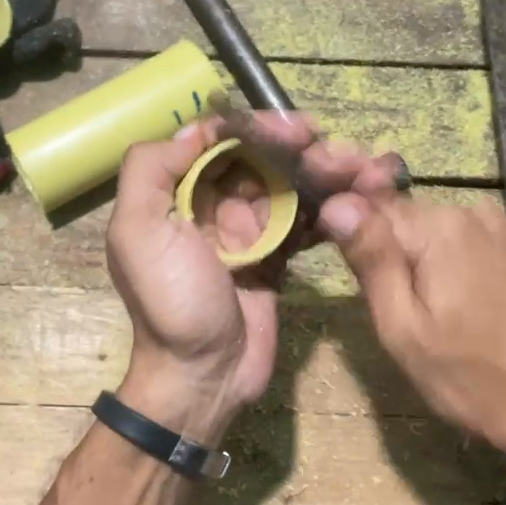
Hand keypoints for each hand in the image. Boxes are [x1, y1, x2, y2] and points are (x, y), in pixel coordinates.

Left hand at [106, 113, 399, 441]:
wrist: (203, 376)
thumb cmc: (171, 303)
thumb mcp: (138, 233)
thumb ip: (151, 170)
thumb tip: (195, 130)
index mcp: (178, 194)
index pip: (220, 141)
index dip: (258, 128)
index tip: (299, 131)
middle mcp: (212, 206)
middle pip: (262, 159)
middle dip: (303, 150)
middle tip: (344, 155)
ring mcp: (247, 233)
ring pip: (289, 187)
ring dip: (327, 174)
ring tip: (367, 173)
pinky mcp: (276, 259)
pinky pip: (304, 223)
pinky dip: (329, 210)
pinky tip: (359, 202)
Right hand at [318, 192, 505, 504]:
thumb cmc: (473, 379)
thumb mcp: (403, 328)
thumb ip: (371, 260)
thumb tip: (335, 202)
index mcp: (439, 226)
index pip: (366, 205)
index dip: (346, 235)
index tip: (342, 274)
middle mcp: (471, 214)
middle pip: (400, 220)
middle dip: (381, 253)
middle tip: (384, 312)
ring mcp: (500, 234)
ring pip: (429, 237)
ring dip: (412, 266)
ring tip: (416, 319)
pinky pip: (459, 250)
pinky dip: (443, 272)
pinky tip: (451, 315)